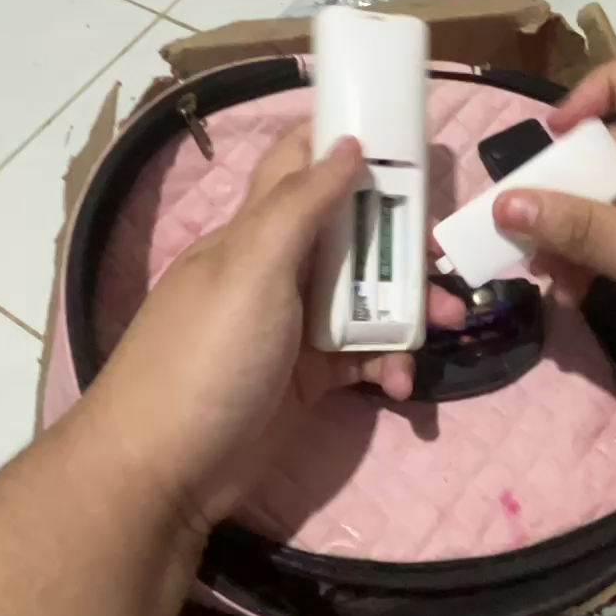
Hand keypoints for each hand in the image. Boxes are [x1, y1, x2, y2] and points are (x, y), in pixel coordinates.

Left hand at [85, 124, 464, 534]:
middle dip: (402, 241)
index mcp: (258, 232)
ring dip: (411, 306)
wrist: (165, 472)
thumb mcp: (251, 270)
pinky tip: (399, 382)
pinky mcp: (310, 375)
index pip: (301, 166)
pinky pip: (363, 355)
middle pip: (352, 236)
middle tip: (444, 254)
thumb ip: (300, 206)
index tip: (406, 144)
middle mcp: (279, 269)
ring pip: (368, 296)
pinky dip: (388, 362)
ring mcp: (296, 325)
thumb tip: (348, 143)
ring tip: (451, 322)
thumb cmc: (207, 356)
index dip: (347, 146)